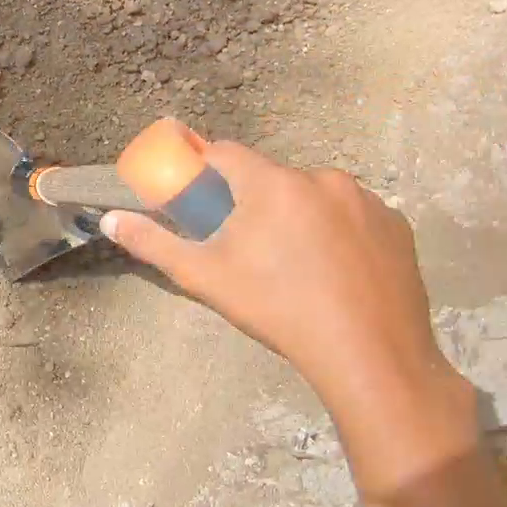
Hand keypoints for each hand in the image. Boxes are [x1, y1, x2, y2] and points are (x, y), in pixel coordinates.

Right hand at [102, 143, 476, 490]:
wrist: (370, 354)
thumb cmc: (275, 307)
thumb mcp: (201, 275)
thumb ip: (151, 242)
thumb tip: (108, 220)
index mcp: (273, 184)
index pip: (224, 151)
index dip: (201, 166)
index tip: (191, 193)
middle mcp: (323, 180)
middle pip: (268, 176)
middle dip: (247, 197)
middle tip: (235, 239)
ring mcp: (368, 202)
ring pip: (309, 194)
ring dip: (290, 212)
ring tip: (284, 257)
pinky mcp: (398, 227)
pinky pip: (347, 214)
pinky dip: (330, 228)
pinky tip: (324, 266)